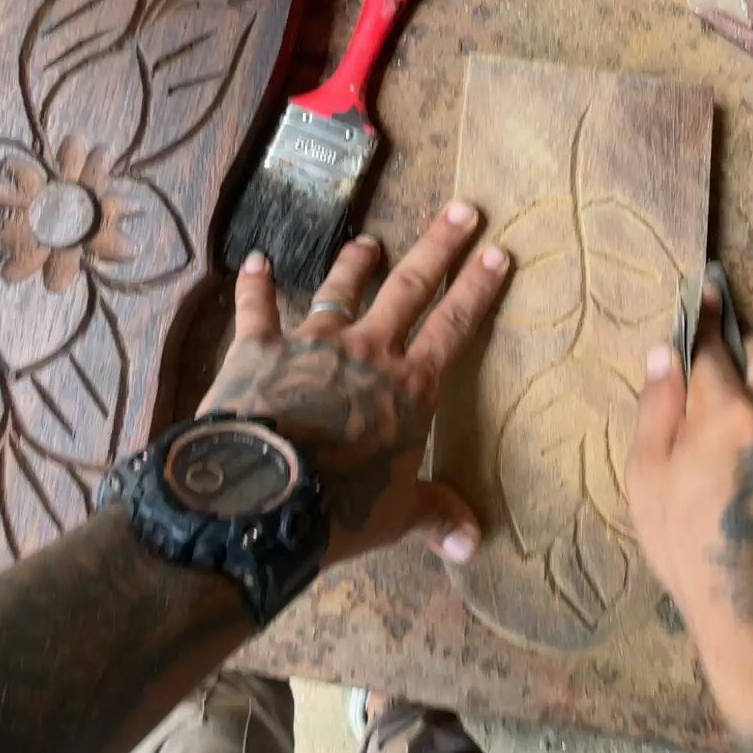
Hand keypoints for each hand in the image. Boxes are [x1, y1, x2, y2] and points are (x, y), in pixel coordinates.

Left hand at [197, 200, 509, 569]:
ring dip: (357, 262)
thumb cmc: (339, 508)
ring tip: (371, 241)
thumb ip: (436, 515)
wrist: (257, 501)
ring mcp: (313, 343)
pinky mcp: (260, 348)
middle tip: (463, 208)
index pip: (456, 325)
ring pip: (341, 287)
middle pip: (412, 286)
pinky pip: (258, 308)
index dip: (479, 287)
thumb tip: (472, 544)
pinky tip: (253, 260)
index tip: (498, 251)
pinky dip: (255, 285)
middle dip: (441, 246)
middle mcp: (368, 350)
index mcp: (409, 385)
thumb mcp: (396, 515)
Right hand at [624, 289, 752, 692]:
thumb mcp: (648, 476)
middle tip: (723, 373)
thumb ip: (658, 408)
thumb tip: (666, 352)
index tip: (704, 287)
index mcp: (728, 414)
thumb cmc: (686, 542)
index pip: (715, 345)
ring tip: (731, 421)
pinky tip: (749, 460)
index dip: (704, 313)